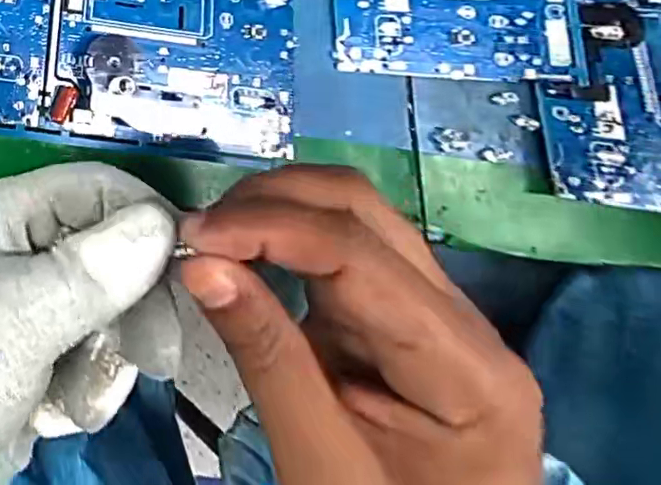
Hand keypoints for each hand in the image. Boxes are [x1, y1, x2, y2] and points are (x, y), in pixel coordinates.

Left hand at [0, 163, 179, 484]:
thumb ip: (89, 272)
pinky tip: (51, 410)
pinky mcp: (51, 343)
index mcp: (16, 210)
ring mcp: (43, 295)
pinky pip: (102, 350)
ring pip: (119, 307)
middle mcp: (33, 243)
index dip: (147, 218)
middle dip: (131, 310)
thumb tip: (161, 223)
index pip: (101, 186)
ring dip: (106, 360)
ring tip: (66, 395)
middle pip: (120, 249)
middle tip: (150, 357)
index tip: (186, 271)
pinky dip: (89, 385)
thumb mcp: (20, 317)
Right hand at [179, 166, 542, 484]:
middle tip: (201, 232)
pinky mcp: (397, 310)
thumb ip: (264, 355)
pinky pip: (338, 243)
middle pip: (359, 208)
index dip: (267, 228)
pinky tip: (246, 251)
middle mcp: (462, 319)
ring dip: (274, 207)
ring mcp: (433, 309)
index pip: (356, 253)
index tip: (193, 237)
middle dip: (270, 202)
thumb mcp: (321, 464)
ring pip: (350, 210)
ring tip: (215, 238)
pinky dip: (282, 233)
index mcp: (466, 368)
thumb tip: (199, 264)